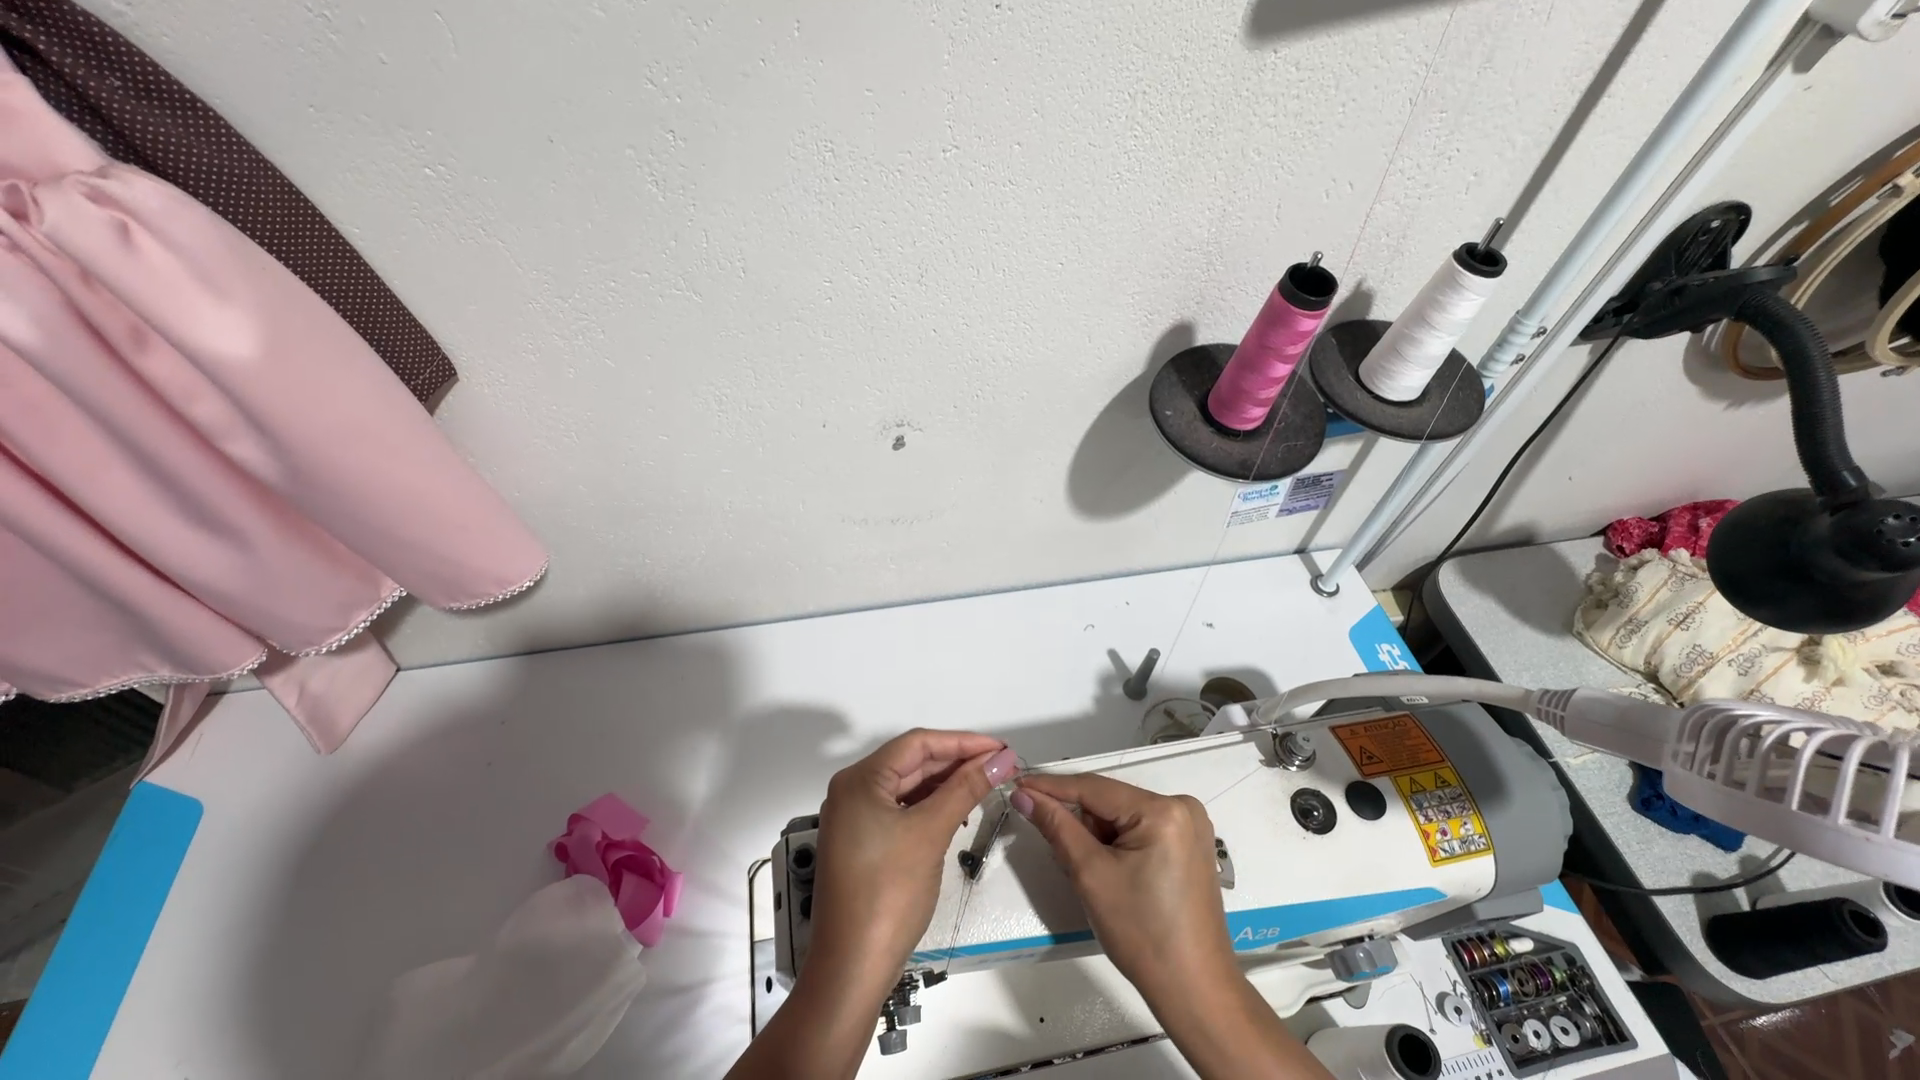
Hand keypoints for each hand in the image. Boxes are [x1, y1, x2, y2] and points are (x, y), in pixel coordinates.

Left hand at [726, 730, 1017, 1079]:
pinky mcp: (863, 842)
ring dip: (946, 784)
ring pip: (908, 787)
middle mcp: (853, 791)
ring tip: (987, 786)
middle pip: (912, 762)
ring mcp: (855, 818)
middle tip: (1001, 767)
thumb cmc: (889, 892)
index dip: (962, 742)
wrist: (853, 964)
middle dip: (957, 762)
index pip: (917, 743)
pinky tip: (958, 810)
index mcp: (860, 780)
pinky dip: (931, 806)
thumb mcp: (930, 833)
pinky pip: (902, 810)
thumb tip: (1001, 760)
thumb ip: (966, 789)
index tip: (1001, 749)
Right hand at [1014, 773, 1330, 1079]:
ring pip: (1122, 817)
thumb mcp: (1091, 875)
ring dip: (1097, 836)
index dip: (1051, 786)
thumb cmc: (1141, 933)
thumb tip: (1025, 795)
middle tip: (1057, 853)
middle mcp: (1182, 807)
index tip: (1017, 784)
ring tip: (1092, 876)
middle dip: (1079, 822)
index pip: (1094, 788)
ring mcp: (1190, 826)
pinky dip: (1116, 845)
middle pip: (1110, 802)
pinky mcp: (1189, 846)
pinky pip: (1140, 831)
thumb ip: (1057, 827)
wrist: (1193, 987)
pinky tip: (1111, 873)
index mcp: (1163, 810)